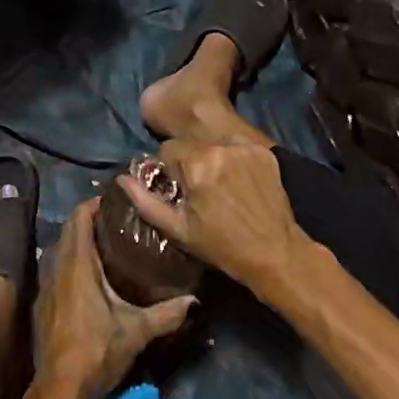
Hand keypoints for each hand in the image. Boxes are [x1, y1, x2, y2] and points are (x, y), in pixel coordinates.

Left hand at [33, 197, 194, 398]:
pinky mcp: (41, 307)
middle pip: (69, 230)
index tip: (116, 201)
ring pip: (60, 251)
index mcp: (77, 262)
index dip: (95, 203)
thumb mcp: (136, 330)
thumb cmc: (96, 348)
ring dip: (78, 244)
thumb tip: (195, 301)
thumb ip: (166, 313)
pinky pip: (55, 272)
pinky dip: (69, 266)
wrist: (59, 390)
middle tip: (117, 222)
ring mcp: (45, 287)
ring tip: (106, 247)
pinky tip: (88, 281)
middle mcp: (56, 267)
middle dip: (89, 221)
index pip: (79, 216)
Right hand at [118, 140, 309, 295]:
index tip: (180, 189)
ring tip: (225, 188)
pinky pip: (240, 148)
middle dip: (192, 164)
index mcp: (197, 164)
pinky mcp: (265, 152)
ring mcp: (246, 148)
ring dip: (215, 161)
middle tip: (202, 192)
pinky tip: (243, 184)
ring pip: (217, 145)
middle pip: (194, 146)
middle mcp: (221, 148)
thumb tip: (123, 179)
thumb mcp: (179, 230)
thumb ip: (146, 202)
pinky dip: (238, 161)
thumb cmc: (223, 246)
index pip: (169, 148)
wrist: (275, 253)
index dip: (170, 169)